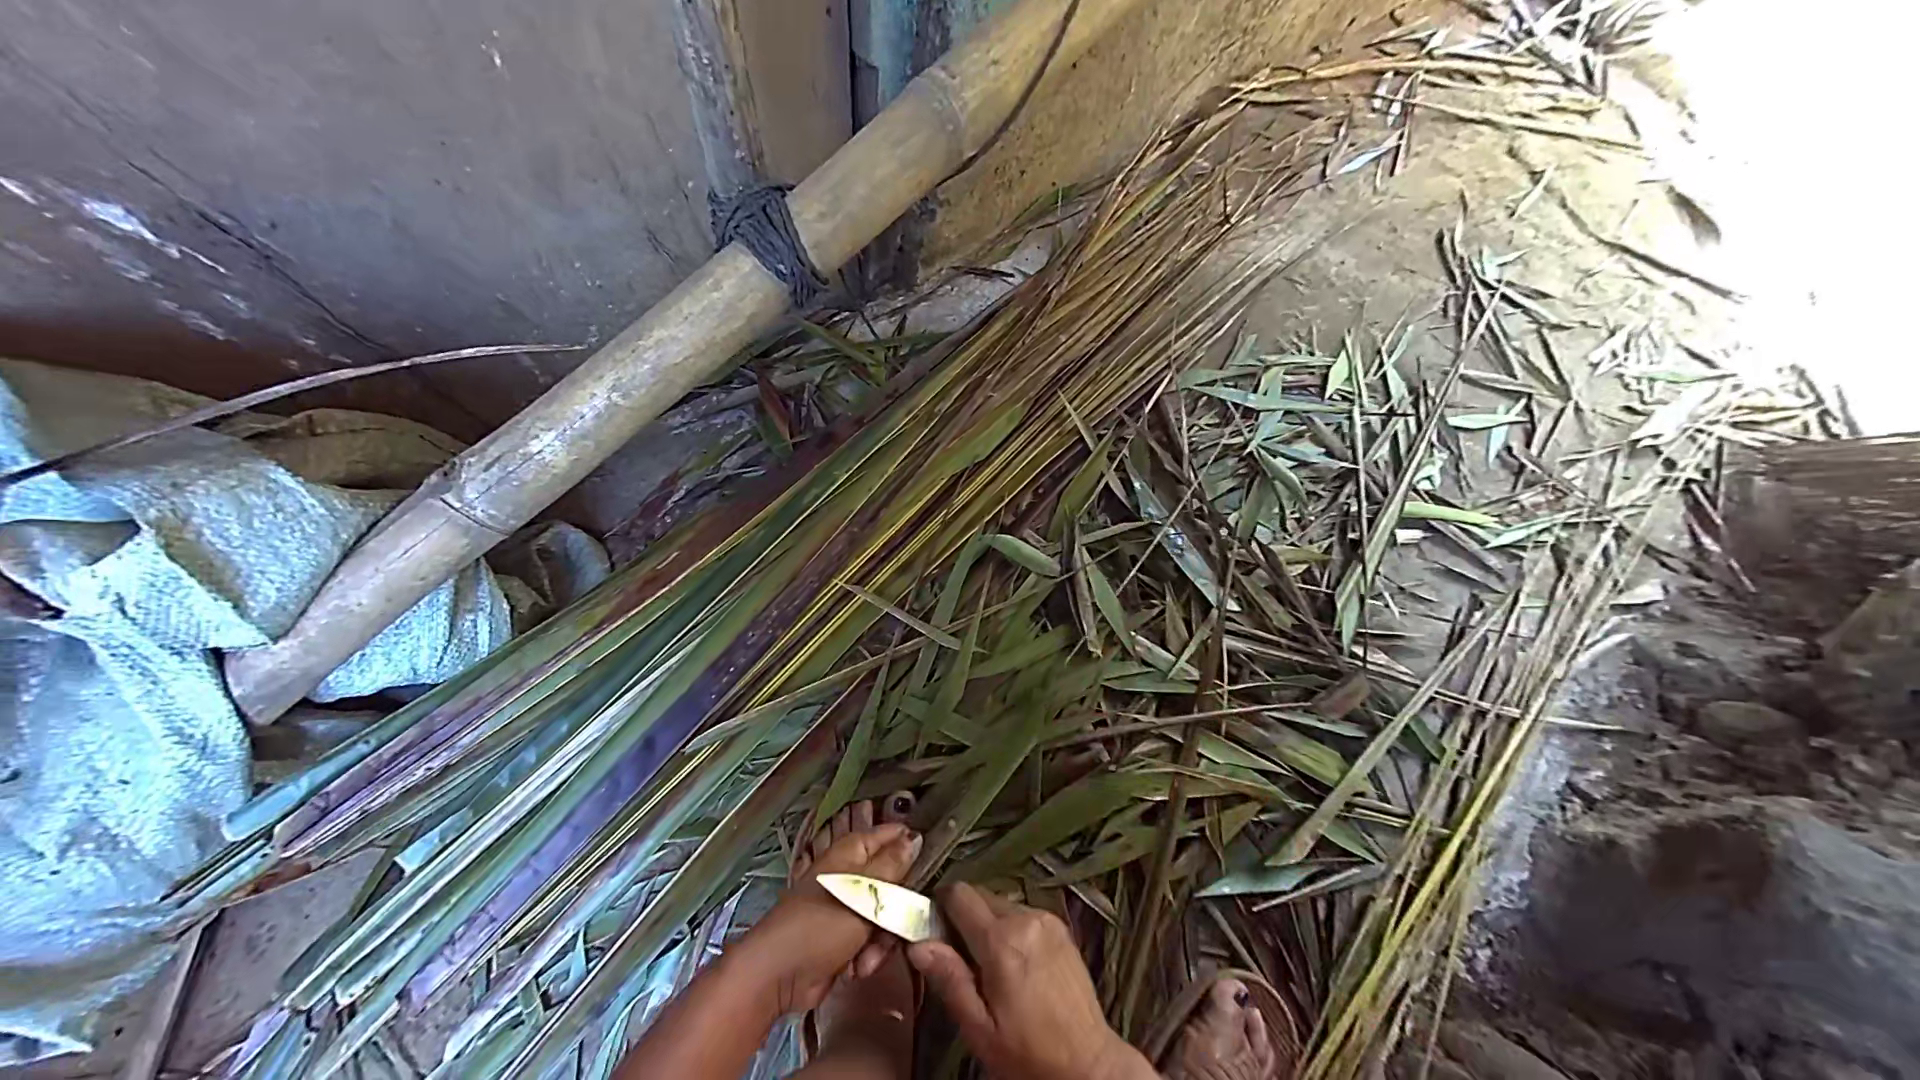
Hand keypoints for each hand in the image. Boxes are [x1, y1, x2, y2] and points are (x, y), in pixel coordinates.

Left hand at [744, 816, 920, 1014]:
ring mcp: (848, 907)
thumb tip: (916, 836)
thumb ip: (894, 866)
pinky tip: (856, 968)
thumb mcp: (864, 892)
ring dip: (882, 941)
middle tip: (892, 926)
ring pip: (888, 917)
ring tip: (866, 956)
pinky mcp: (845, 938)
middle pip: (896, 883)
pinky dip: (868, 956)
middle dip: (897, 911)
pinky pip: (873, 941)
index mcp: (854, 851)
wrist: (779, 976)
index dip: (912, 849)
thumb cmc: (820, 925)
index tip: (931, 868)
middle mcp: (853, 874)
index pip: (892, 835)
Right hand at [906, 883, 1155, 1079]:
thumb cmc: (1032, 1055)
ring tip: (992, 968)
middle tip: (963, 960)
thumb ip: (949, 980)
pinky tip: (1016, 964)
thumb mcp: (980, 1029)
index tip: (934, 931)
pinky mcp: (1060, 926)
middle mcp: (1026, 918)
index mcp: (1002, 941)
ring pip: (1000, 903)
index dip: (940, 908)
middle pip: (979, 895)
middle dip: (964, 919)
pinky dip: (1011, 928)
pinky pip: (1022, 912)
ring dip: (988, 924)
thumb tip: (918, 944)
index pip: (959, 894)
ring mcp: (1047, 919)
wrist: (1090, 1064)